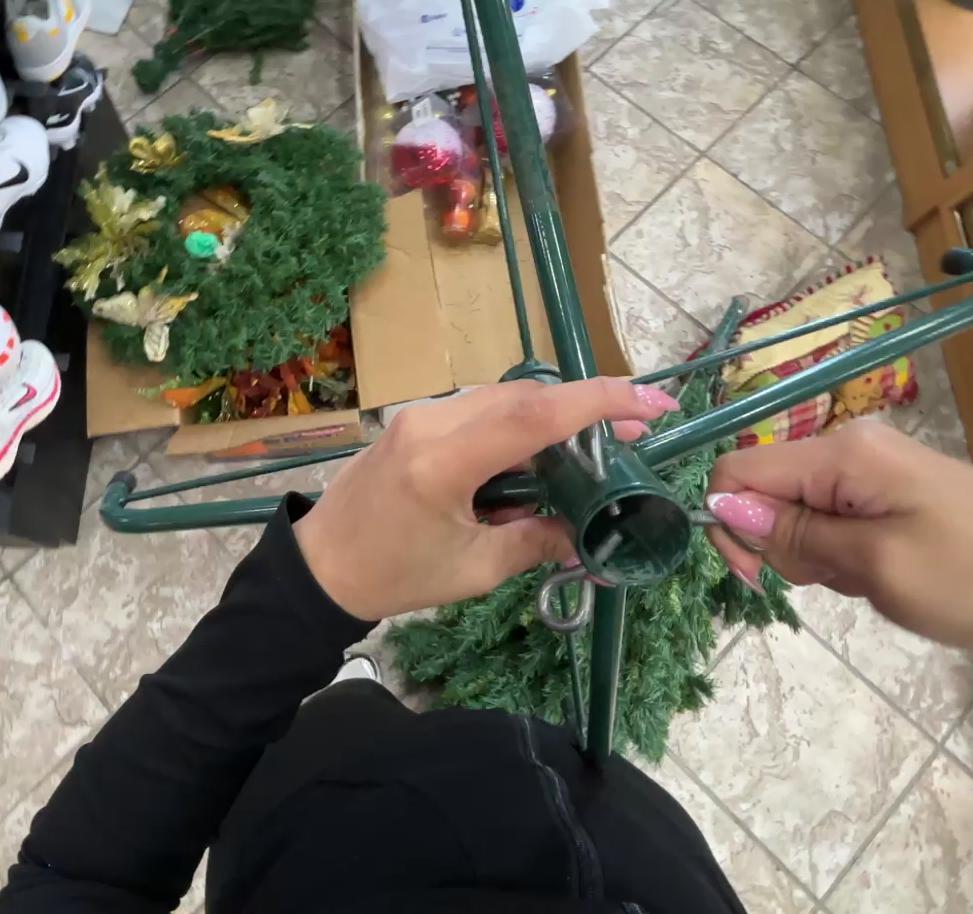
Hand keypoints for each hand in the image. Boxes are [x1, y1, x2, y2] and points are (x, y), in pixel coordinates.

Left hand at [293, 377, 681, 620]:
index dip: (598, 402)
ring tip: (594, 445)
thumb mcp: (472, 569)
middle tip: (634, 431)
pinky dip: (515, 422)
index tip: (652, 403)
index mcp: (442, 463)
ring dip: (550, 413)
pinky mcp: (412, 420)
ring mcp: (416, 416)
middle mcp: (428, 423)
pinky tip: (538, 450)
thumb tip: (585, 532)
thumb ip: (535, 542)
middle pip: (522, 396)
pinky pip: (476, 408)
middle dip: (584, 407)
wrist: (321, 565)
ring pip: (500, 397)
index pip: (532, 416)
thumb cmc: (393, 575)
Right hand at [703, 421, 972, 680]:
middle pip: (764, 491)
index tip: (754, 576)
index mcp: (844, 452)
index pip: (737, 471)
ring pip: (795, 509)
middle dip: (780, 542)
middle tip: (835, 581)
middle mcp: (851, 446)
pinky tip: (880, 572)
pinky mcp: (891, 489)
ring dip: (813, 553)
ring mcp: (873, 466)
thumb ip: (794, 533)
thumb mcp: (879, 566)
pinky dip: (840, 551)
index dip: (728, 522)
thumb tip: (717, 505)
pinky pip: (831, 516)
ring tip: (869, 580)